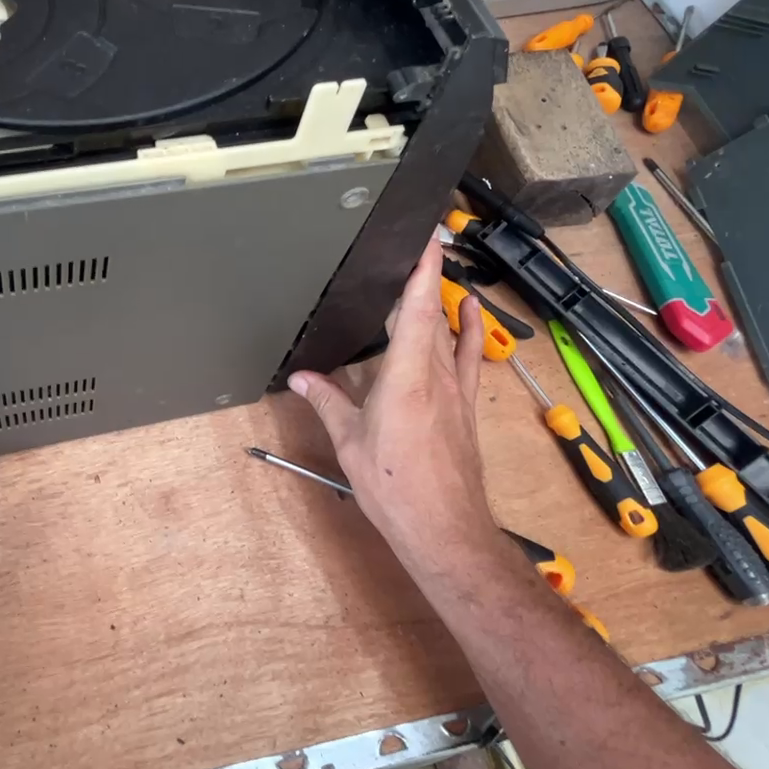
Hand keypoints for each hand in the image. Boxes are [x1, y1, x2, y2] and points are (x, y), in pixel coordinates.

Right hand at [287, 238, 500, 569]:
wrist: (445, 530)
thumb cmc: (394, 488)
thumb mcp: (349, 443)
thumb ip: (326, 401)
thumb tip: (299, 378)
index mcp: (405, 378)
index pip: (416, 311)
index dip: (422, 271)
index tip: (426, 238)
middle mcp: (435, 375)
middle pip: (432, 314)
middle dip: (423, 277)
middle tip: (409, 248)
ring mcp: (455, 390)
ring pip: (448, 331)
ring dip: (440, 297)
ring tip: (432, 266)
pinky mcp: (464, 405)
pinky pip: (466, 355)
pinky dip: (468, 329)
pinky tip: (469, 311)